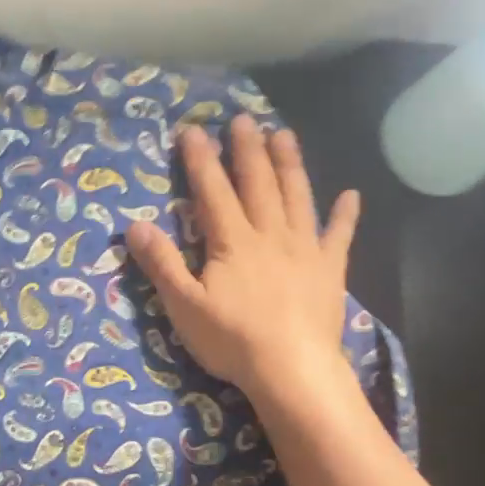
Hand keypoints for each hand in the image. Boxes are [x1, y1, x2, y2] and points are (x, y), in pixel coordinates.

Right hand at [126, 116, 360, 411]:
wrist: (291, 367)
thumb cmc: (232, 340)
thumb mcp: (184, 306)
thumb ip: (161, 264)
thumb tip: (134, 226)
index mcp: (232, 242)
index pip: (212, 192)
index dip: (201, 160)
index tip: (191, 130)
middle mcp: (270, 234)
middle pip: (258, 183)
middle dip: (247, 150)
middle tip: (242, 118)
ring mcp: (304, 249)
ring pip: (296, 196)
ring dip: (289, 164)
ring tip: (283, 135)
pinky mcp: (329, 270)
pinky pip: (339, 235)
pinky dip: (344, 215)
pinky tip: (350, 196)